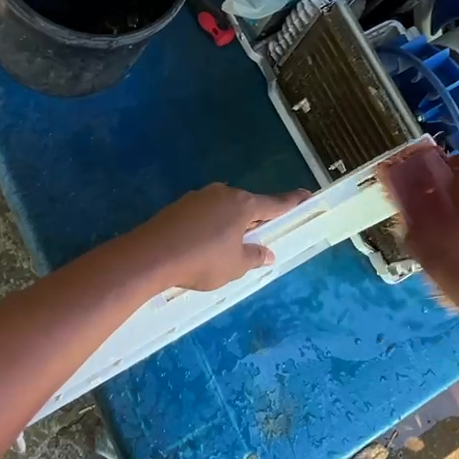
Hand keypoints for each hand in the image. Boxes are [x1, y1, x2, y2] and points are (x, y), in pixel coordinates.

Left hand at [126, 184, 309, 290]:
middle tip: (260, 239)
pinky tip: (203, 247)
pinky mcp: (180, 206)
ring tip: (227, 250)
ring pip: (225, 210)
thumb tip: (267, 253)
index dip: (293, 202)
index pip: (275, 203)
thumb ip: (254, 257)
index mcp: (244, 205)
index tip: (307, 195)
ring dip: (231, 225)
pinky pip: (205, 215)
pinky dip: (210, 228)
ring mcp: (199, 197)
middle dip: (255, 220)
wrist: (150, 256)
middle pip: (248, 205)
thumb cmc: (201, 261)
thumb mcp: (235, 265)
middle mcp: (224, 193)